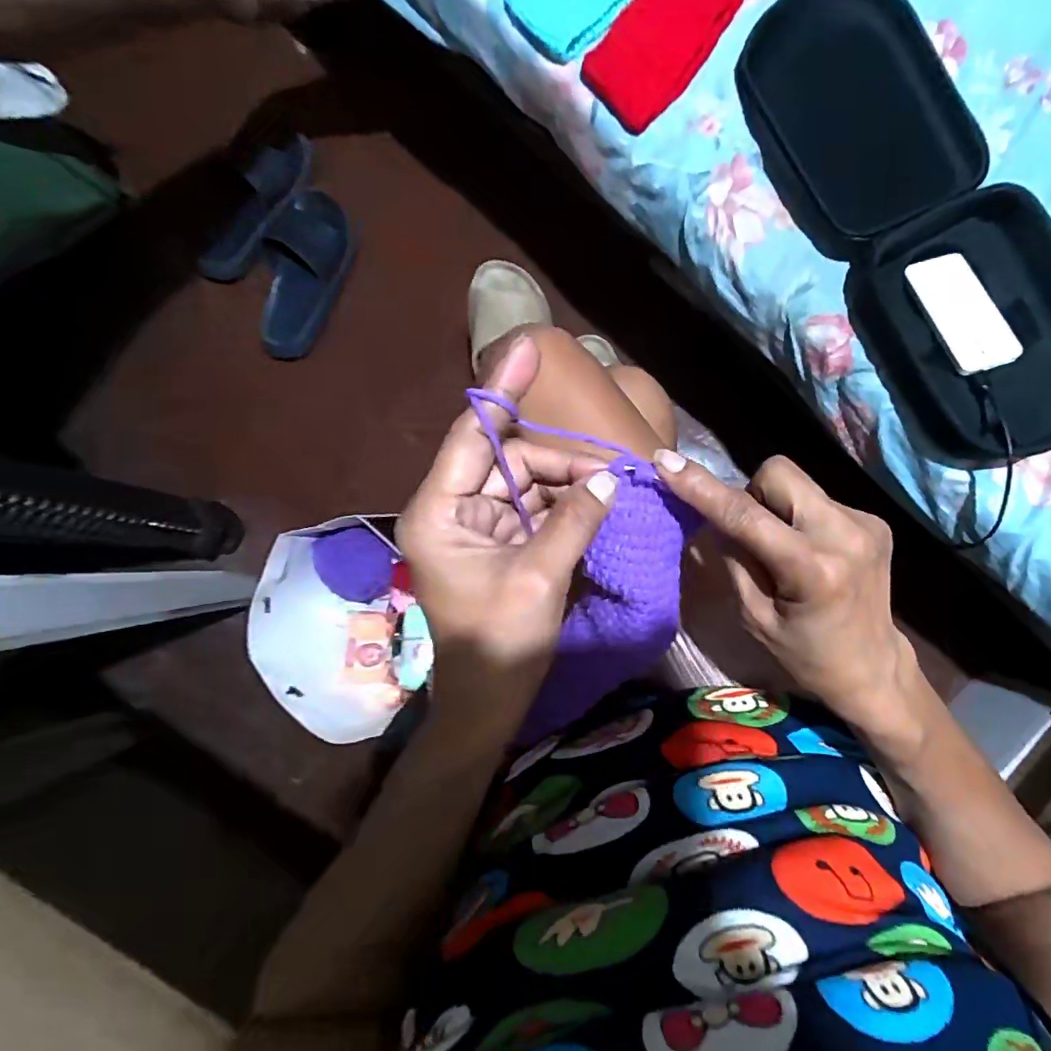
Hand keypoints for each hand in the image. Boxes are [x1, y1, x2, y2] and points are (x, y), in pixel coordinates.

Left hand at [397, 337, 617, 706]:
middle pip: (509, 459)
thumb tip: (609, 478)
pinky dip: (562, 503)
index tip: (528, 348)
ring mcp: (476, 525)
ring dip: (566, 482)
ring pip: (525, 482)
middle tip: (610, 472)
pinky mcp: (498, 542)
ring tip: (609, 487)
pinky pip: (532, 507)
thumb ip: (574, 520)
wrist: (488, 702)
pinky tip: (593, 500)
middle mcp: (452, 509)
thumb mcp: (540, 578)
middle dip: (559, 460)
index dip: (502, 391)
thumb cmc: (500, 645)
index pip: (472, 435)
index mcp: (440, 512)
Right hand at [655, 451, 932, 746]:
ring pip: (797, 482)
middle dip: (752, 495)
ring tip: (783, 549)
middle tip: (752, 538)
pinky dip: (800, 517)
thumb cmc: (805, 654)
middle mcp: (845, 534)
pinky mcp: (873, 520)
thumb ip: (733, 560)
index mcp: (813, 569)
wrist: (873, 668)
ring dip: (776, 506)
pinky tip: (810, 551)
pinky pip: (817, 498)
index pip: (746, 515)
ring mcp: (865, 522)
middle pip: (777, 474)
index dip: (702, 487)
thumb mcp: (755, 617)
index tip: (667, 462)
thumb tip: (713, 514)